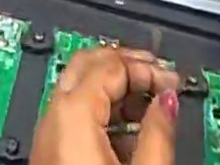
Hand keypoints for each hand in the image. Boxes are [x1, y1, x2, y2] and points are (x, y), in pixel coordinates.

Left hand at [31, 48, 178, 164]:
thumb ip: (158, 132)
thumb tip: (168, 99)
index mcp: (73, 112)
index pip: (113, 64)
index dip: (148, 68)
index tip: (172, 81)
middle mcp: (53, 115)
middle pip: (90, 64)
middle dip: (127, 65)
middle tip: (158, 76)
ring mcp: (47, 135)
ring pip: (79, 88)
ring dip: (115, 87)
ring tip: (150, 104)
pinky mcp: (48, 155)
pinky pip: (73, 115)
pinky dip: (101, 110)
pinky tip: (129, 132)